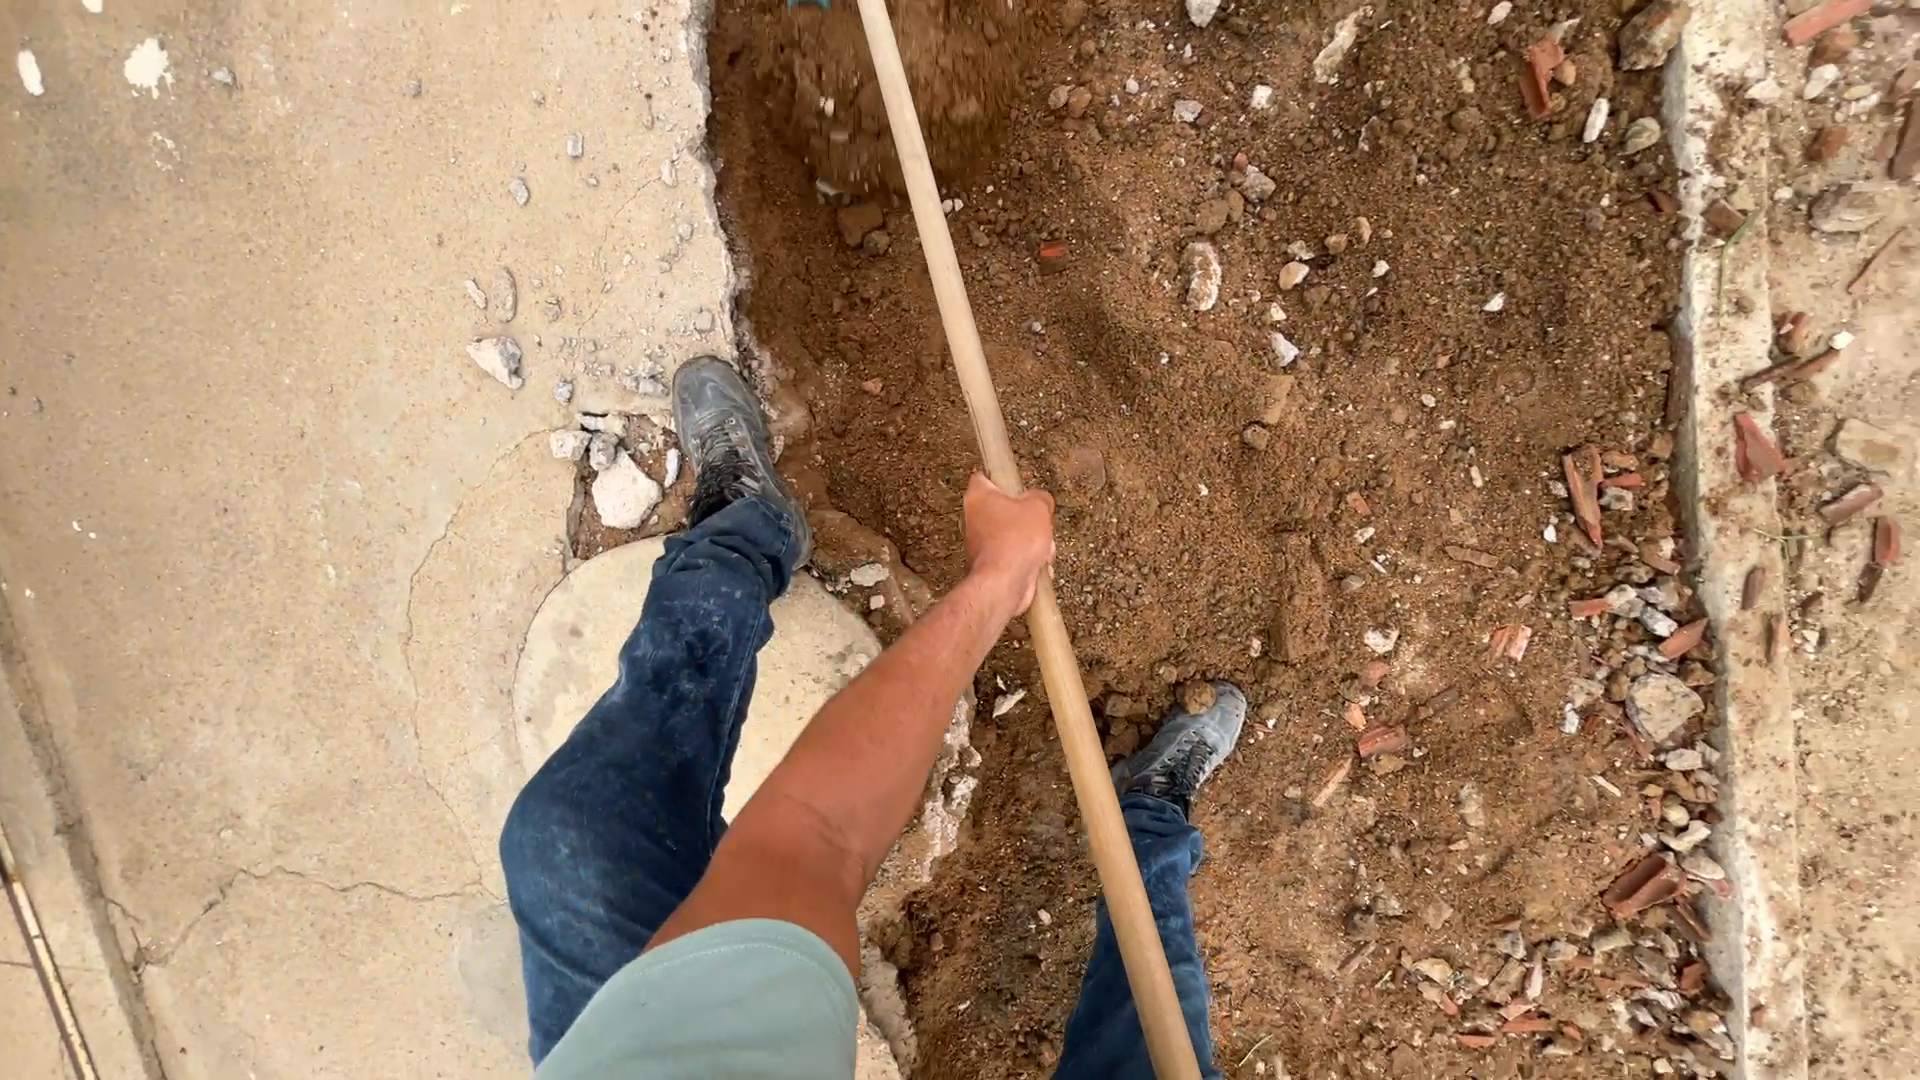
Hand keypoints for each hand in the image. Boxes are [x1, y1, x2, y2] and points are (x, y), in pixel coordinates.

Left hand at [963, 472, 1054, 616]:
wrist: (1005, 582)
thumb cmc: (1016, 540)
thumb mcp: (1038, 508)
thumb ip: (1040, 498)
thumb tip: (1040, 501)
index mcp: (978, 497)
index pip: (984, 478)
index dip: (1002, 480)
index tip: (1017, 486)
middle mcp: (972, 519)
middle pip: (1005, 510)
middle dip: (1027, 519)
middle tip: (1040, 524)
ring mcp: (979, 544)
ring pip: (1012, 536)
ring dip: (1032, 543)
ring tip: (1043, 551)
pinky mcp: (989, 565)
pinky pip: (1013, 557)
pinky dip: (1027, 562)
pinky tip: (1038, 568)